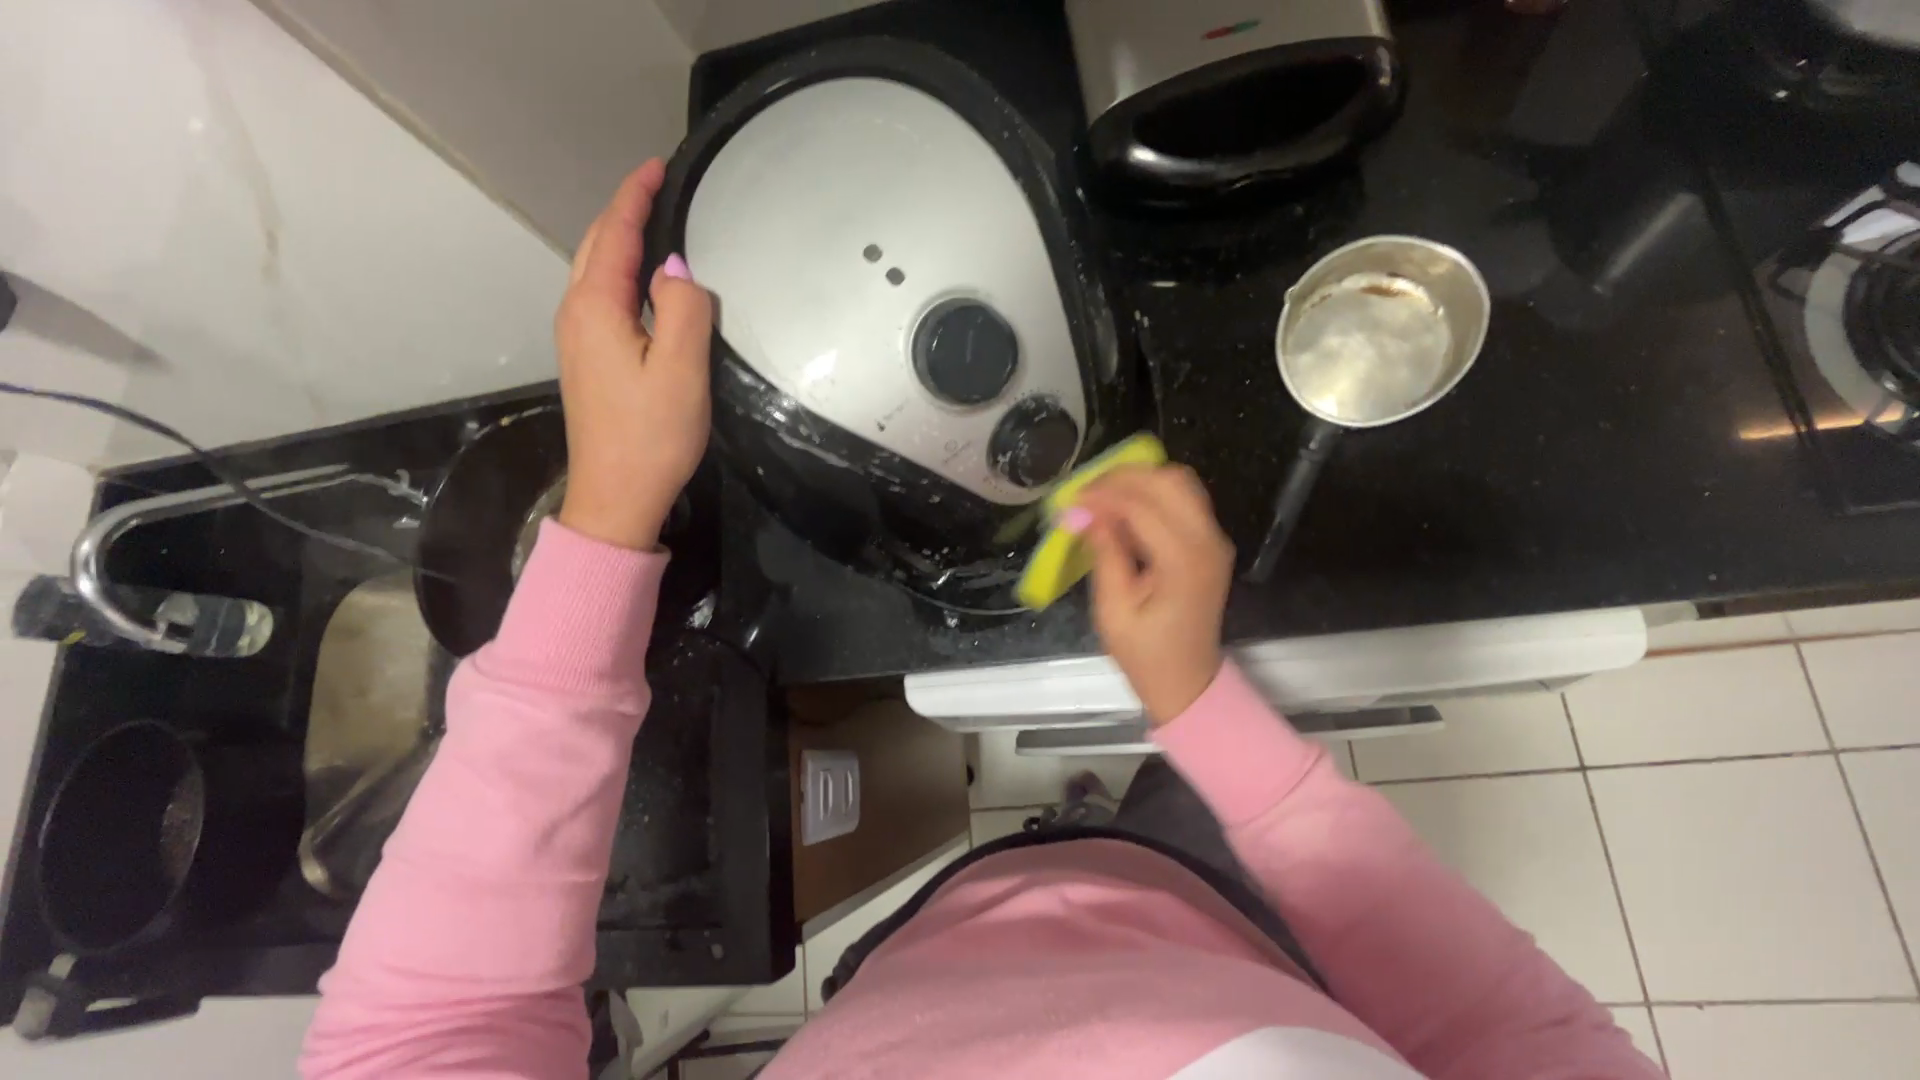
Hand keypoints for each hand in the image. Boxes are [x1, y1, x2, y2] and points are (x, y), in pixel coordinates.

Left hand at [555, 159, 712, 550]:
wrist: (616, 497)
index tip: (659, 166)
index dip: (635, 196)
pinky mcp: (589, 361)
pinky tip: (645, 279)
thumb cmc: (652, 435)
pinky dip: (621, 271)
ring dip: (620, 240)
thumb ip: (684, 309)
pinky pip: (602, 296)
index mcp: (596, 308)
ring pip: (595, 270)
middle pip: (595, 246)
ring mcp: (578, 339)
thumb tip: (677, 268)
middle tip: (659, 187)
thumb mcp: (681, 370)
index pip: (613, 234)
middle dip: (623, 211)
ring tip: (657, 222)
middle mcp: (577, 314)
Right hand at [1075, 465, 1234, 725]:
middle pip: (1168, 481)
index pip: (1142, 506)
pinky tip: (1123, 511)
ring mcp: (1214, 540)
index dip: (1103, 496)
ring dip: (1139, 482)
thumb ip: (1105, 554)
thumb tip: (1085, 512)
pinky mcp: (1210, 543)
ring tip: (1102, 498)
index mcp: (1184, 562)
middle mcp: (1207, 542)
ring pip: (1180, 484)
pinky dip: (1152, 495)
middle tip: (1086, 492)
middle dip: (1123, 478)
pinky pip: (1184, 501)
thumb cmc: (1145, 655)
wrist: (1187, 682)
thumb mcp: (1113, 610)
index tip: (1070, 500)